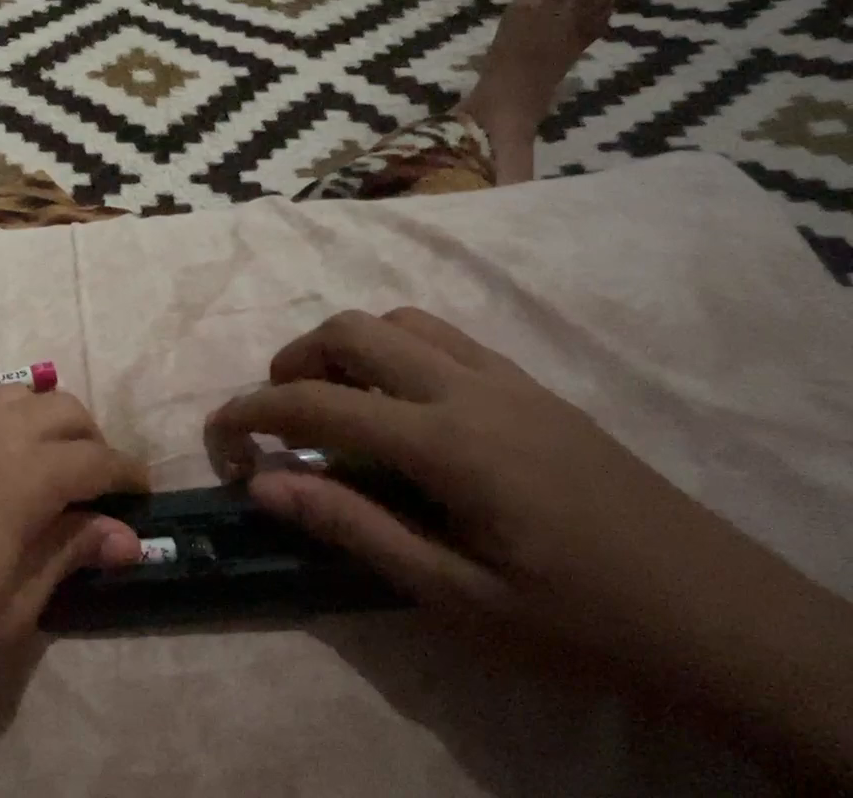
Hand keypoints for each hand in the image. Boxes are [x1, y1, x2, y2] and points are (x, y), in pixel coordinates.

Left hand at [0, 388, 148, 795]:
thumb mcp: (13, 605)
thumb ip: (69, 553)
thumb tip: (127, 536)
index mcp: (19, 473)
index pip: (94, 457)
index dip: (126, 475)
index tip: (141, 498)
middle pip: (60, 408)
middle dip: (91, 439)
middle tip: (98, 488)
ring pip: (15, 392)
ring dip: (46, 418)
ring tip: (52, 465)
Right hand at [208, 308, 852, 782]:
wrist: (728, 623)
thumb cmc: (583, 622)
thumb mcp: (455, 596)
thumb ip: (352, 528)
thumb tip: (261, 486)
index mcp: (447, 444)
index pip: (316, 404)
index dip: (250, 413)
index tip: (217, 437)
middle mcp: (471, 390)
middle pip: (350, 331)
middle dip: (291, 363)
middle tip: (275, 418)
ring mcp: (509, 381)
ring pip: (398, 322)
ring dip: (344, 349)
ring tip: (333, 406)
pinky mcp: (535, 389)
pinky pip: (445, 338)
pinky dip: (395, 351)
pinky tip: (399, 406)